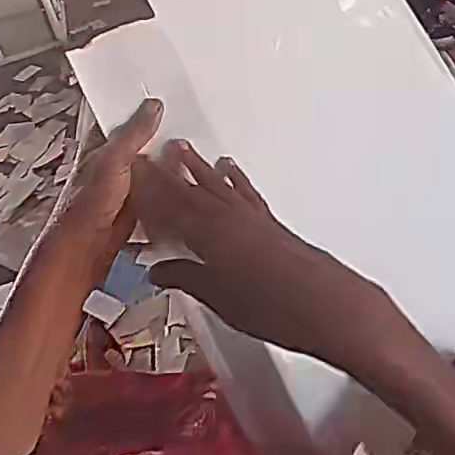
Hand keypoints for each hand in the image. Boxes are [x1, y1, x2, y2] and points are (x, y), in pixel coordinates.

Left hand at [41, 99, 161, 266]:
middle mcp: (110, 160)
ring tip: (181, 146)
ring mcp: (124, 180)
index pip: (117, 115)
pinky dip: (167, 179)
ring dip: (163, 156)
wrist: (85, 249)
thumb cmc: (82, 208)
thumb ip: (133, 134)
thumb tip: (151, 108)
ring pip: (149, 160)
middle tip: (177, 120)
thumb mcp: (112, 161)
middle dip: (156, 131)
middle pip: (138, 137)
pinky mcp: (137, 199)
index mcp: (97, 144)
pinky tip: (177, 174)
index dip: (135, 105)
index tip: (157, 96)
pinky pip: (157, 183)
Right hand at [132, 141, 422, 381]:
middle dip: (166, 172)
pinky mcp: (268, 221)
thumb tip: (159, 270)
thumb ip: (187, 277)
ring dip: (197, 166)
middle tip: (146, 155)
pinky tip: (229, 168)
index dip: (148, 191)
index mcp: (210, 235)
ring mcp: (251, 217)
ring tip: (180, 148)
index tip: (131, 175)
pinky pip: (243, 191)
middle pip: (189, 190)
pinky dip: (234, 178)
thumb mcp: (219, 298)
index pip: (169, 207)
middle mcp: (230, 218)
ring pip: (216, 184)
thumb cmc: (274, 306)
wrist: (324, 303)